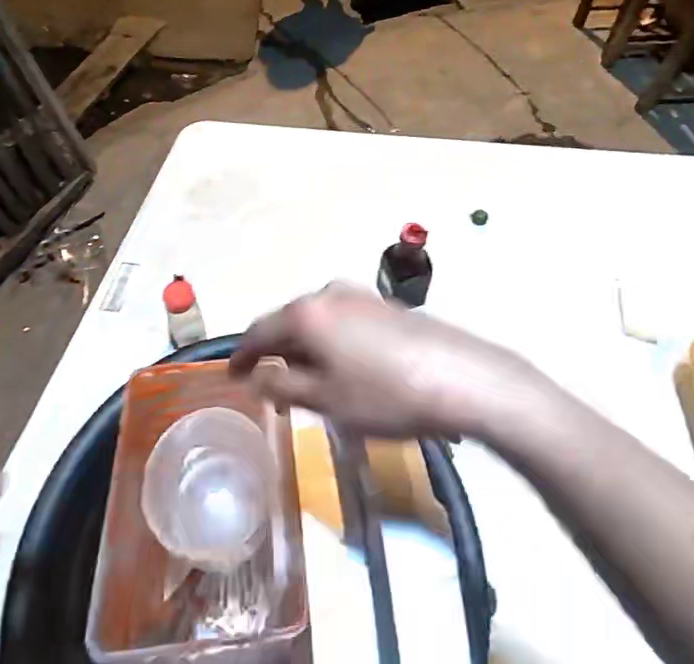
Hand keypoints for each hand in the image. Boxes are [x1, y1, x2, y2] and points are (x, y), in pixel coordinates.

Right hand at [229, 282, 540, 437]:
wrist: (462, 378)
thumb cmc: (384, 395)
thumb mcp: (326, 400)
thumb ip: (282, 386)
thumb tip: (259, 375)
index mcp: (307, 312)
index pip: (259, 330)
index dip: (243, 355)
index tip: (232, 376)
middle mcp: (329, 293)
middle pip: (289, 321)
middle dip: (276, 352)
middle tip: (269, 384)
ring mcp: (361, 295)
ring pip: (317, 321)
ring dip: (305, 348)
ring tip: (306, 382)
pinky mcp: (386, 306)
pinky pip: (342, 322)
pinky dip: (330, 343)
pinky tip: (343, 369)